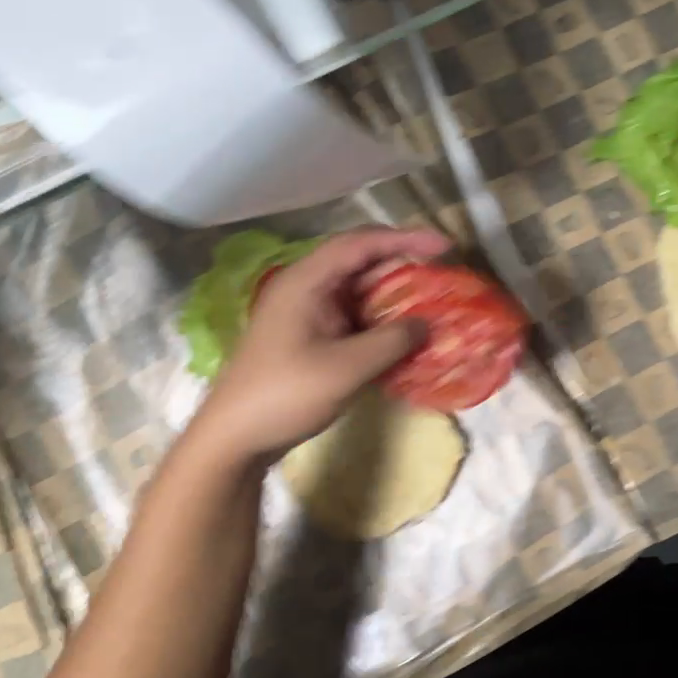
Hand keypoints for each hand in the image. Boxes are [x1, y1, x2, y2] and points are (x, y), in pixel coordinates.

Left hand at [189, 226, 451, 465]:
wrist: (233, 438)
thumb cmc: (284, 395)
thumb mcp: (346, 369)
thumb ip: (391, 341)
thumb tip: (427, 324)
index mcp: (306, 281)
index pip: (361, 244)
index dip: (405, 239)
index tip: (444, 247)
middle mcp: (306, 287)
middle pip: (360, 262)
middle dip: (403, 266)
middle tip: (444, 277)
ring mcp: (306, 312)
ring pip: (358, 290)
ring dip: (394, 295)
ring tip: (433, 304)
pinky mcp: (309, 336)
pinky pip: (352, 315)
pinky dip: (380, 320)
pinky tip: (405, 335)